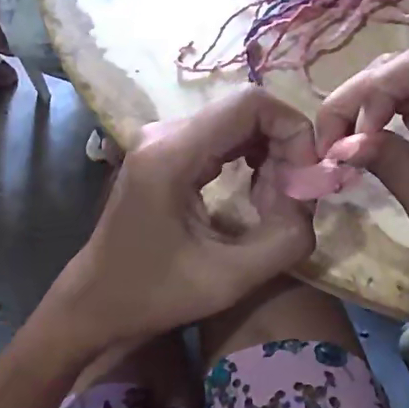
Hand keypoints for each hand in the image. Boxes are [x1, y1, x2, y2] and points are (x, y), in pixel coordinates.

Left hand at [47, 88, 319, 346]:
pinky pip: (220, 136)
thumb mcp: (231, 279)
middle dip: (284, 146)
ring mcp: (161, 139)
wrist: (97, 303)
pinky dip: (249, 157)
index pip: (250, 104)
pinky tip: (255, 193)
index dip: (292, 129)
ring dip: (269, 153)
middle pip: (245, 110)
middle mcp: (164, 133)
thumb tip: (311, 197)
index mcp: (172, 154)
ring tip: (276, 200)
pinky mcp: (163, 151)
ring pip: (236, 122)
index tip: (307, 176)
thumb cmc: (155, 296)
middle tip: (295, 195)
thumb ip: (287, 238)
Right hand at [316, 34, 408, 293]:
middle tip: (328, 138)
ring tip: (334, 141)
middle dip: (364, 93)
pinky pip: (406, 97)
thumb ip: (393, 167)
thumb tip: (343, 143)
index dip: (390, 82)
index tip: (362, 130)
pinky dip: (374, 114)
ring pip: (404, 75)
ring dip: (361, 102)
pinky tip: (355, 139)